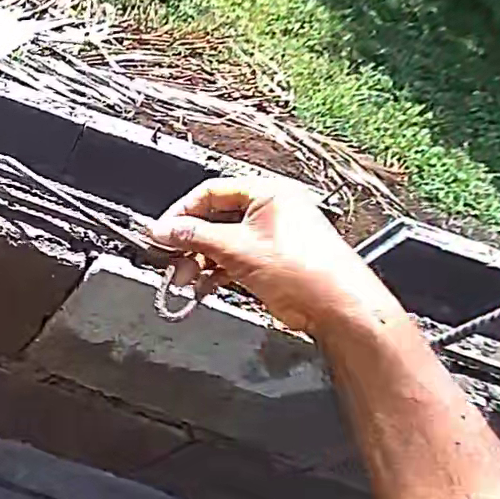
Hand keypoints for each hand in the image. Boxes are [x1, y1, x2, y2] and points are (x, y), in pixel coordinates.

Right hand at [145, 175, 404, 337]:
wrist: (337, 307)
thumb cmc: (307, 271)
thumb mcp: (236, 248)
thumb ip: (194, 236)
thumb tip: (164, 229)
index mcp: (267, 193)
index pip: (211, 192)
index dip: (182, 212)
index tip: (163, 232)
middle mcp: (268, 212)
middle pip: (213, 219)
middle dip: (189, 242)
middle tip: (170, 257)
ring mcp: (267, 238)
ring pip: (219, 243)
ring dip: (198, 261)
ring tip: (185, 278)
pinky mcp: (266, 262)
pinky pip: (230, 261)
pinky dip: (213, 273)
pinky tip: (202, 286)